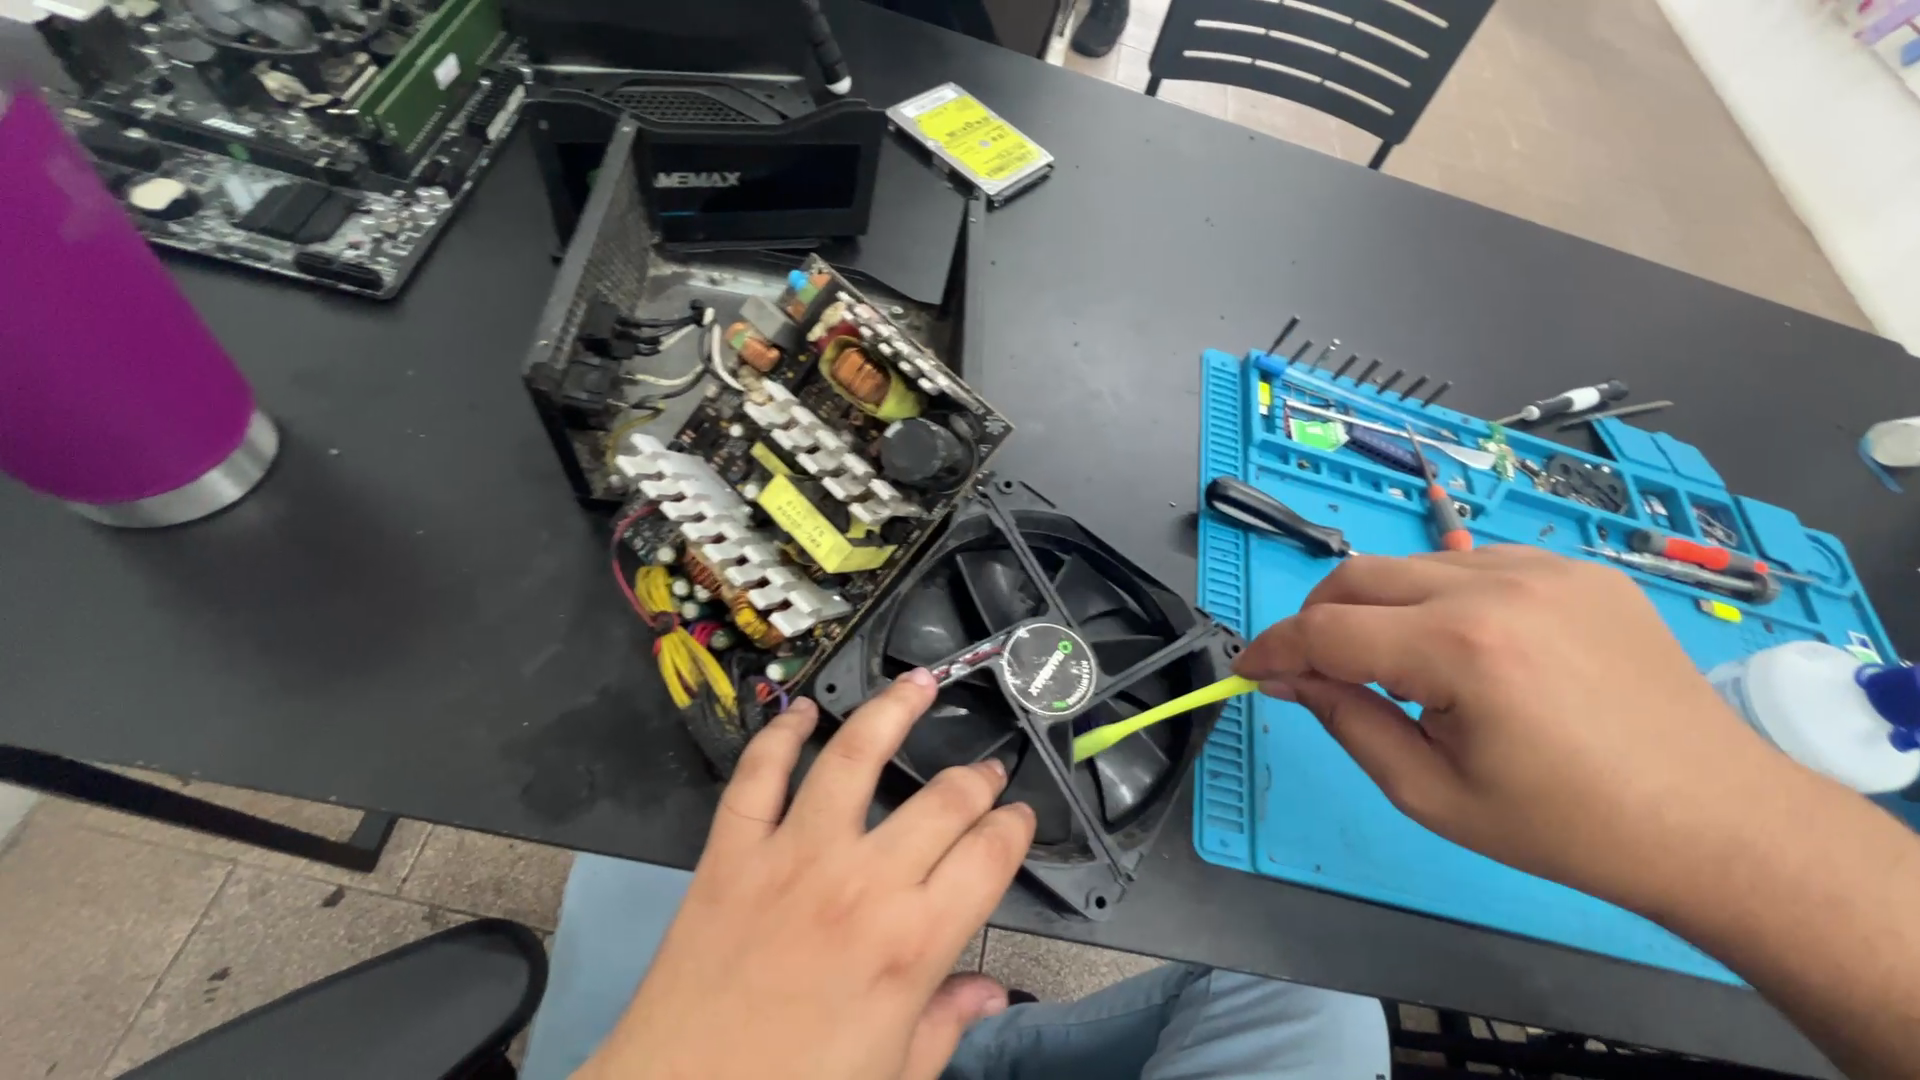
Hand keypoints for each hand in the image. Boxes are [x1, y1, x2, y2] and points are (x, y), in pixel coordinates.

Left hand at [580, 670, 1036, 1079]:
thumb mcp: (894, 1076)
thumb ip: (949, 1023)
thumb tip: (994, 992)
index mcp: (911, 943)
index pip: (989, 856)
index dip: (1015, 827)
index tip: (1019, 817)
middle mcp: (861, 882)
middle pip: (942, 800)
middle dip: (977, 778)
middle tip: (989, 770)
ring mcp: (792, 855)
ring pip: (853, 757)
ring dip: (892, 711)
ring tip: (920, 684)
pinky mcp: (731, 850)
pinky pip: (758, 774)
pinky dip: (779, 734)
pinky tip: (803, 711)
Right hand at [1231, 547, 1786, 908]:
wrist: (1719, 823)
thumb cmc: (1565, 825)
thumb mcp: (1429, 791)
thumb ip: (1341, 719)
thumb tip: (1283, 675)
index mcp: (1460, 649)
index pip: (1325, 629)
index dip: (1272, 648)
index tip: (1246, 668)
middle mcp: (1497, 587)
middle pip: (1356, 576)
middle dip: (1315, 619)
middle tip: (1313, 669)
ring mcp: (1544, 568)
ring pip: (1409, 565)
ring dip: (1376, 608)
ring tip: (1397, 667)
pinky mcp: (1578, 570)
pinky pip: (1471, 565)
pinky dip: (1436, 598)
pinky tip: (1462, 647)